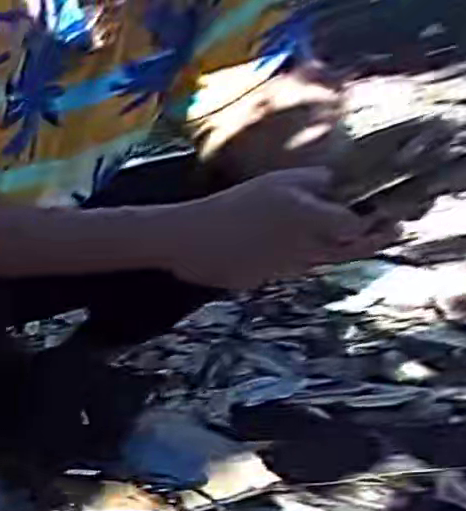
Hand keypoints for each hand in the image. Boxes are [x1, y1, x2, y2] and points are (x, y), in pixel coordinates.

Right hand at [167, 167, 399, 289]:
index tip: (381, 216)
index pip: (356, 227)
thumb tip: (341, 189)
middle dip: (363, 243)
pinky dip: (273, 266)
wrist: (178, 236)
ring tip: (311, 243)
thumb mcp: (281, 180)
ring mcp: (271, 269)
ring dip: (316, 255)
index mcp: (310, 220)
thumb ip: (321, 183)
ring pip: (308, 266)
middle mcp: (297, 248)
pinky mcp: (246, 282)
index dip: (371, 221)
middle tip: (377, 234)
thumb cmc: (230, 204)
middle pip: (343, 253)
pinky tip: (259, 254)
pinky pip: (271, 275)